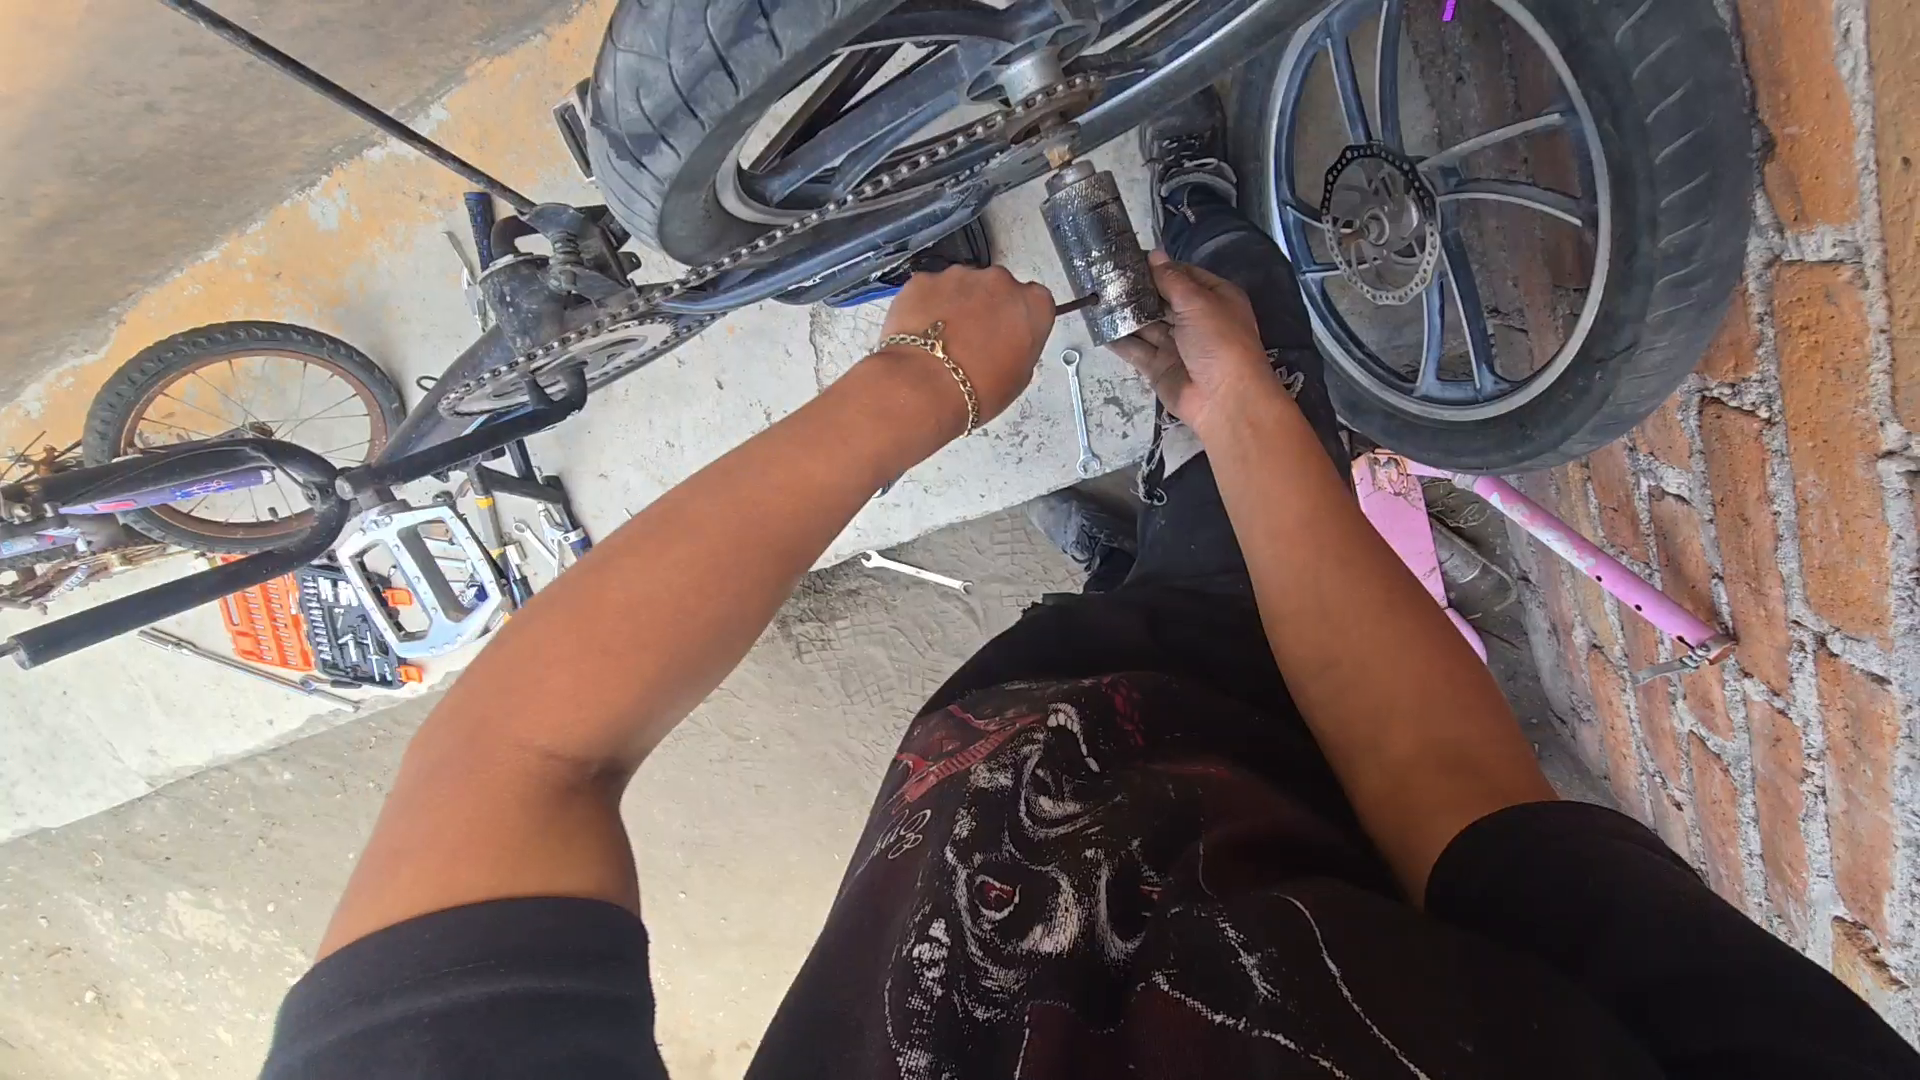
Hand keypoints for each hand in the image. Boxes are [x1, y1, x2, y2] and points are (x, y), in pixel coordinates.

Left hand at [873, 265, 1054, 434]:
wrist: (926, 387)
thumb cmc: (974, 388)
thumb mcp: (1018, 378)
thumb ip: (1021, 347)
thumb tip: (1009, 345)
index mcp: (1033, 305)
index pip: (1035, 301)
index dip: (1019, 320)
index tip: (1010, 333)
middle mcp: (1000, 282)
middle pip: (998, 288)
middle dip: (987, 309)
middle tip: (974, 343)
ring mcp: (961, 277)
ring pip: (962, 286)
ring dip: (956, 307)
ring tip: (945, 344)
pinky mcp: (927, 280)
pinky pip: (930, 290)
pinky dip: (927, 306)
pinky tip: (924, 335)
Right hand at [1109, 250, 1283, 439]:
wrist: (1223, 398)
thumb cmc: (1219, 342)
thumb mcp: (1198, 302)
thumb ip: (1172, 280)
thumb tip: (1154, 255)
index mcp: (1214, 299)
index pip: (1184, 276)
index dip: (1160, 267)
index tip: (1131, 258)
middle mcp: (1195, 320)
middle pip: (1162, 301)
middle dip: (1138, 291)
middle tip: (1107, 275)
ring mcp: (1175, 345)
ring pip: (1146, 325)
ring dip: (1125, 314)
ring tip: (1097, 297)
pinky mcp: (1158, 367)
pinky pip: (1136, 350)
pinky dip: (1119, 340)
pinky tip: (1099, 326)